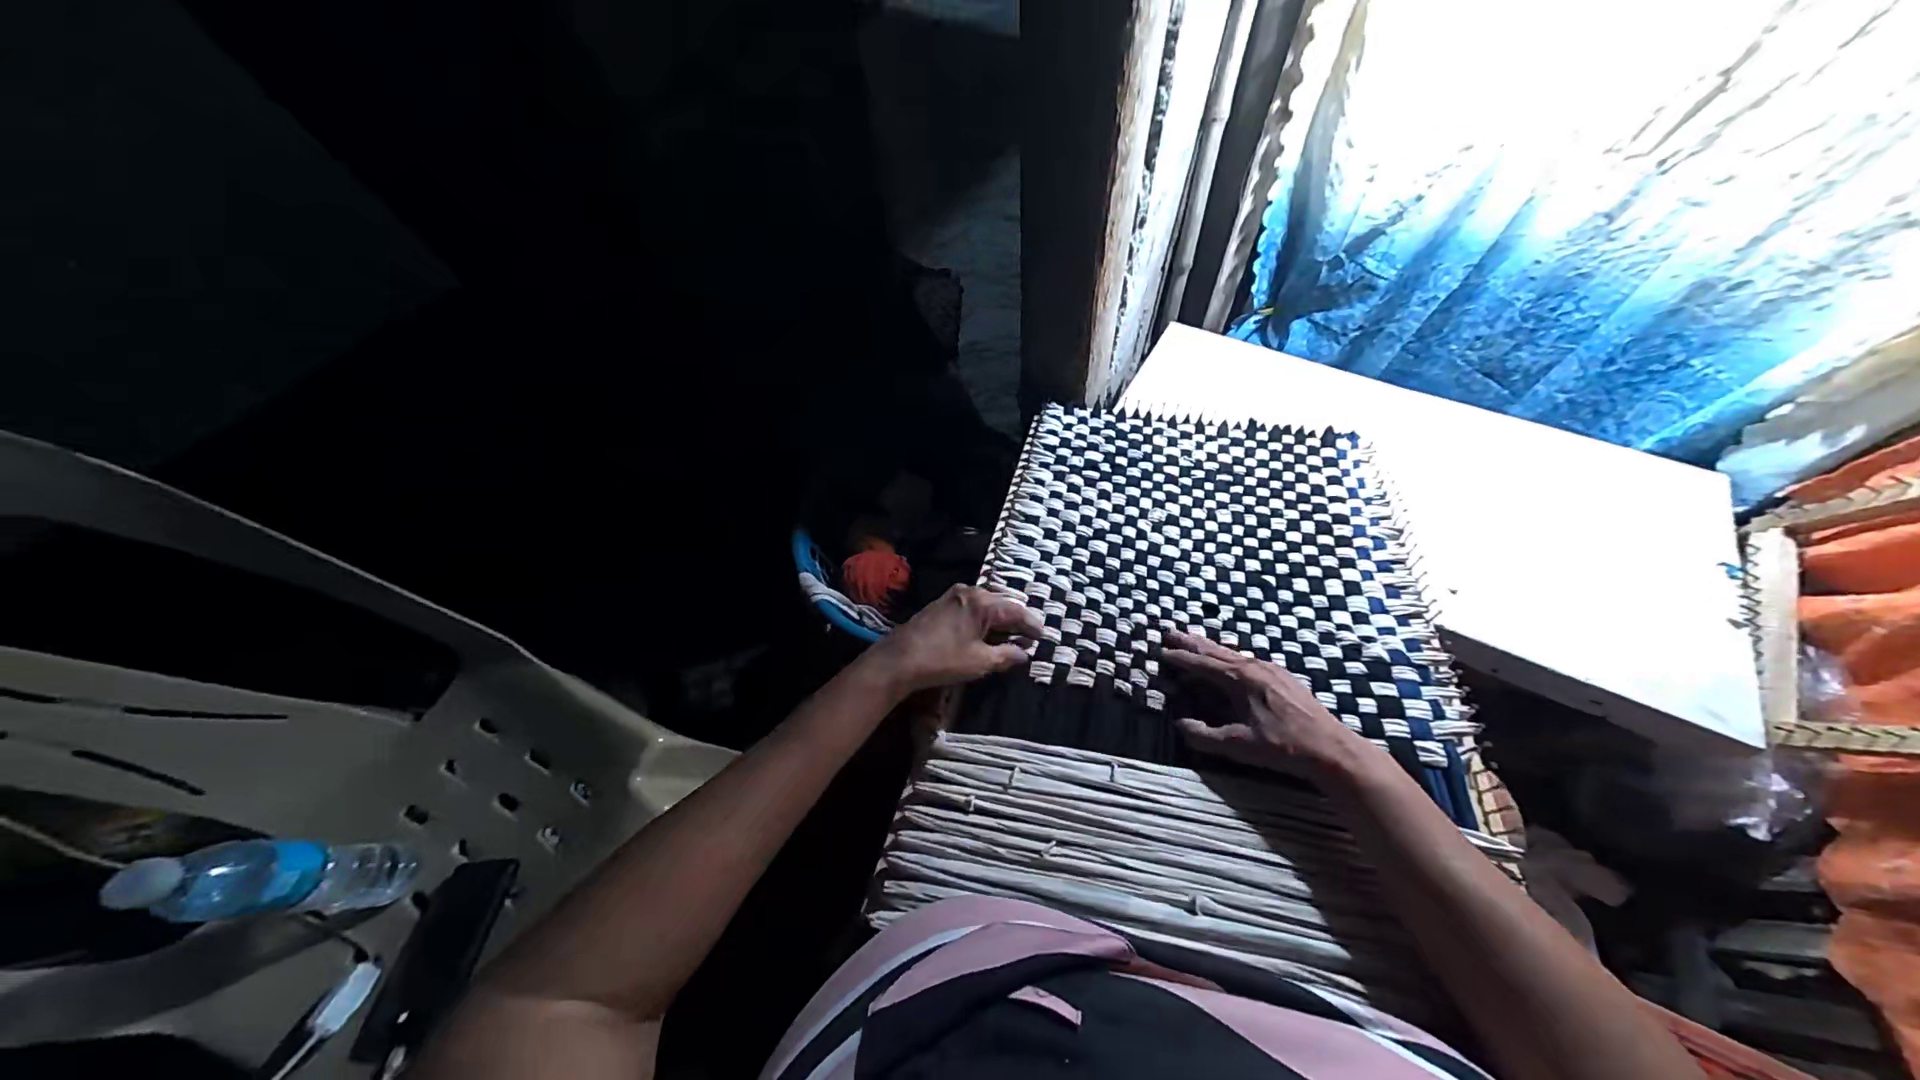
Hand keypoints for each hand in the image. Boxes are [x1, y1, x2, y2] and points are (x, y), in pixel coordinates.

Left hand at [862, 584, 1042, 696]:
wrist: (898, 659)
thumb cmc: (942, 660)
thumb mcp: (980, 662)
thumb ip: (1006, 655)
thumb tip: (1023, 653)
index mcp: (982, 603)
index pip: (1016, 611)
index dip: (1031, 625)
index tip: (1042, 637)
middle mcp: (969, 592)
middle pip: (1002, 604)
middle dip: (1016, 621)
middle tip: (1028, 638)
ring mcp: (952, 596)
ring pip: (986, 604)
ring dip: (999, 620)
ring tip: (1010, 637)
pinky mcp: (941, 604)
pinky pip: (971, 607)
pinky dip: (983, 619)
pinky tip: (986, 633)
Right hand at [1161, 631, 1367, 775]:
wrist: (1331, 748)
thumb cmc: (1282, 747)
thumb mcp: (1238, 745)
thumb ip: (1204, 735)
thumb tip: (1180, 724)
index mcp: (1239, 679)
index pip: (1202, 664)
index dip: (1180, 658)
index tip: (1161, 651)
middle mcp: (1253, 667)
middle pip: (1215, 650)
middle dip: (1191, 642)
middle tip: (1171, 631)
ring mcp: (1271, 669)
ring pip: (1232, 653)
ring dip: (1210, 647)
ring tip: (1194, 640)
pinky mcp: (1283, 677)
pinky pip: (1247, 659)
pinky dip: (1229, 655)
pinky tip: (1230, 659)